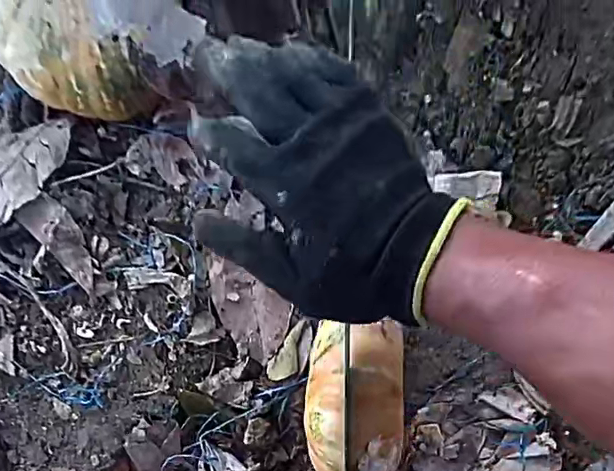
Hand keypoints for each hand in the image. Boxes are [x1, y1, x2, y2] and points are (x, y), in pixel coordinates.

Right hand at [189, 38, 463, 325]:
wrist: (416, 256)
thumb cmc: (352, 276)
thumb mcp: (293, 279)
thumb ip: (245, 248)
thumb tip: (198, 222)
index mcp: (283, 185)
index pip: (232, 144)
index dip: (210, 133)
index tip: (197, 127)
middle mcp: (306, 143)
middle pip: (255, 90)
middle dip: (224, 72)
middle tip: (204, 58)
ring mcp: (339, 121)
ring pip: (290, 72)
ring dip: (261, 58)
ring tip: (239, 49)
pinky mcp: (368, 111)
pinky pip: (332, 71)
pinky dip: (308, 59)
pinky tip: (291, 52)